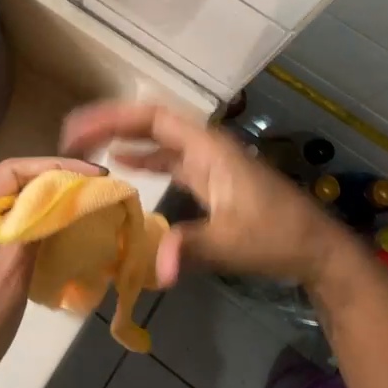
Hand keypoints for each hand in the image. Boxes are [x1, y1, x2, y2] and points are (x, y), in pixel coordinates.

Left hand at [0, 155, 106, 387]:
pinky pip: (0, 224)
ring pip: (5, 203)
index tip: (95, 173)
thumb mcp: (7, 282)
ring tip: (83, 200)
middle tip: (95, 185)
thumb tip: (61, 198)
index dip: (54, 168)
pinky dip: (29, 222)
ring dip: (42, 201)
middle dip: (51, 181)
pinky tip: (56, 227)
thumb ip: (32, 232)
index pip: (8, 173)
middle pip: (6, 183)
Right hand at [61, 102, 352, 288]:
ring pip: (158, 139)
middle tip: (71, 137)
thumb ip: (192, 248)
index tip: (79, 128)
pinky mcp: (210, 180)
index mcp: (208, 148)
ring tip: (86, 146)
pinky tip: (122, 163)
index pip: (154, 117)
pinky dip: (143, 157)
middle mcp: (205, 146)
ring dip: (124, 137)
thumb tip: (154, 270)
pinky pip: (168, 159)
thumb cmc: (278, 237)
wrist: (316, 249)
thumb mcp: (233, 242)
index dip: (115, 118)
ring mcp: (208, 162)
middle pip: (151, 122)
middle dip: (112, 123)